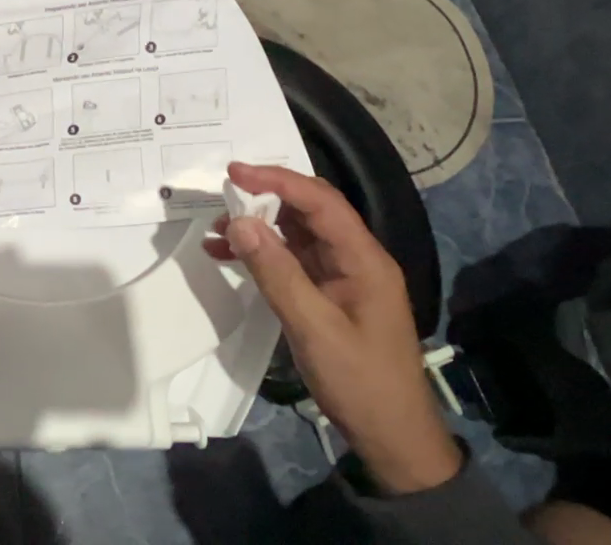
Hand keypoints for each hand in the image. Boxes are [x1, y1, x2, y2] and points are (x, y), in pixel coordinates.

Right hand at [206, 162, 460, 493]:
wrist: (393, 439)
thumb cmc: (361, 382)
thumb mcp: (314, 328)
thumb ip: (277, 273)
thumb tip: (239, 222)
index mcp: (364, 259)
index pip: (320, 202)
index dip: (278, 180)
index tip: (235, 172)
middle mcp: (355, 259)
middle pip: (310, 210)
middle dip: (266, 197)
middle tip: (223, 194)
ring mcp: (342, 277)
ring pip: (297, 233)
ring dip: (259, 226)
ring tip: (217, 229)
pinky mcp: (329, 295)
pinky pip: (292, 260)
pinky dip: (262, 254)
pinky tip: (230, 257)